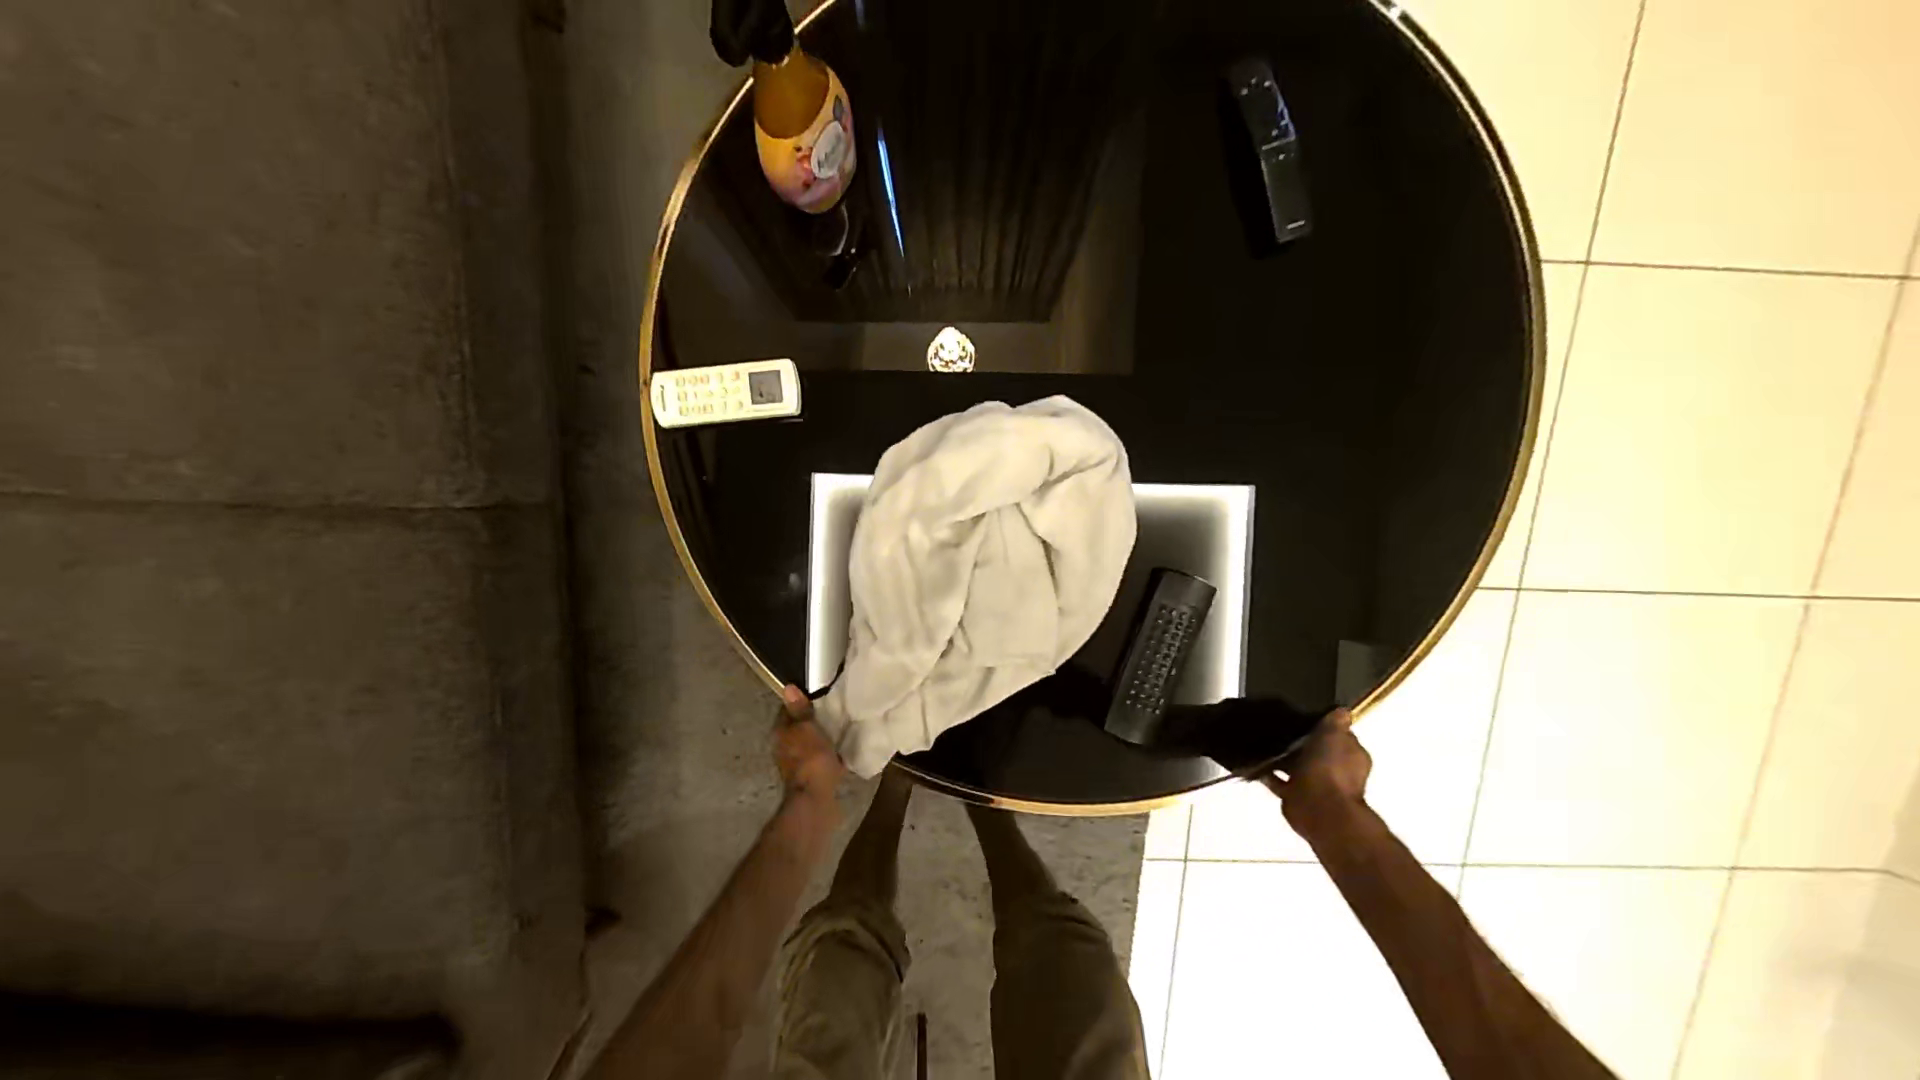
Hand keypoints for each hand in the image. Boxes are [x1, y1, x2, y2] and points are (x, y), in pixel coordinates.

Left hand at [773, 684, 844, 810]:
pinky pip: (819, 759)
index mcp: (781, 734)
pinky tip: (841, 751)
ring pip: (808, 743)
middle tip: (831, 710)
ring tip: (838, 729)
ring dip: (820, 738)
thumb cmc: (810, 758)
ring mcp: (796, 764)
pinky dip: (827, 754)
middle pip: (798, 728)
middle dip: (812, 720)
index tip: (818, 694)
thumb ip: (800, 709)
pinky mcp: (810, 777)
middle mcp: (784, 748)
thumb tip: (788, 687)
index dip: (801, 701)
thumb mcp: (807, 728)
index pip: (788, 710)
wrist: (816, 798)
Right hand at [1261, 708, 1369, 839]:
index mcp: (1351, 756)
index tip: (1306, 717)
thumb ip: (1336, 721)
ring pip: (1297, 766)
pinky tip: (1255, 762)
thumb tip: (1342, 711)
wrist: (1317, 807)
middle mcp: (1336, 772)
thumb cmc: (1330, 769)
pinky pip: (1278, 781)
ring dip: (1283, 758)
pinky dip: (1268, 774)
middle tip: (1280, 727)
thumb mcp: (1335, 735)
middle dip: (1301, 742)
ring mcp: (1316, 785)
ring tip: (1263, 741)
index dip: (1325, 727)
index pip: (1339, 736)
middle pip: (1317, 751)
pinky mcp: (1295, 796)